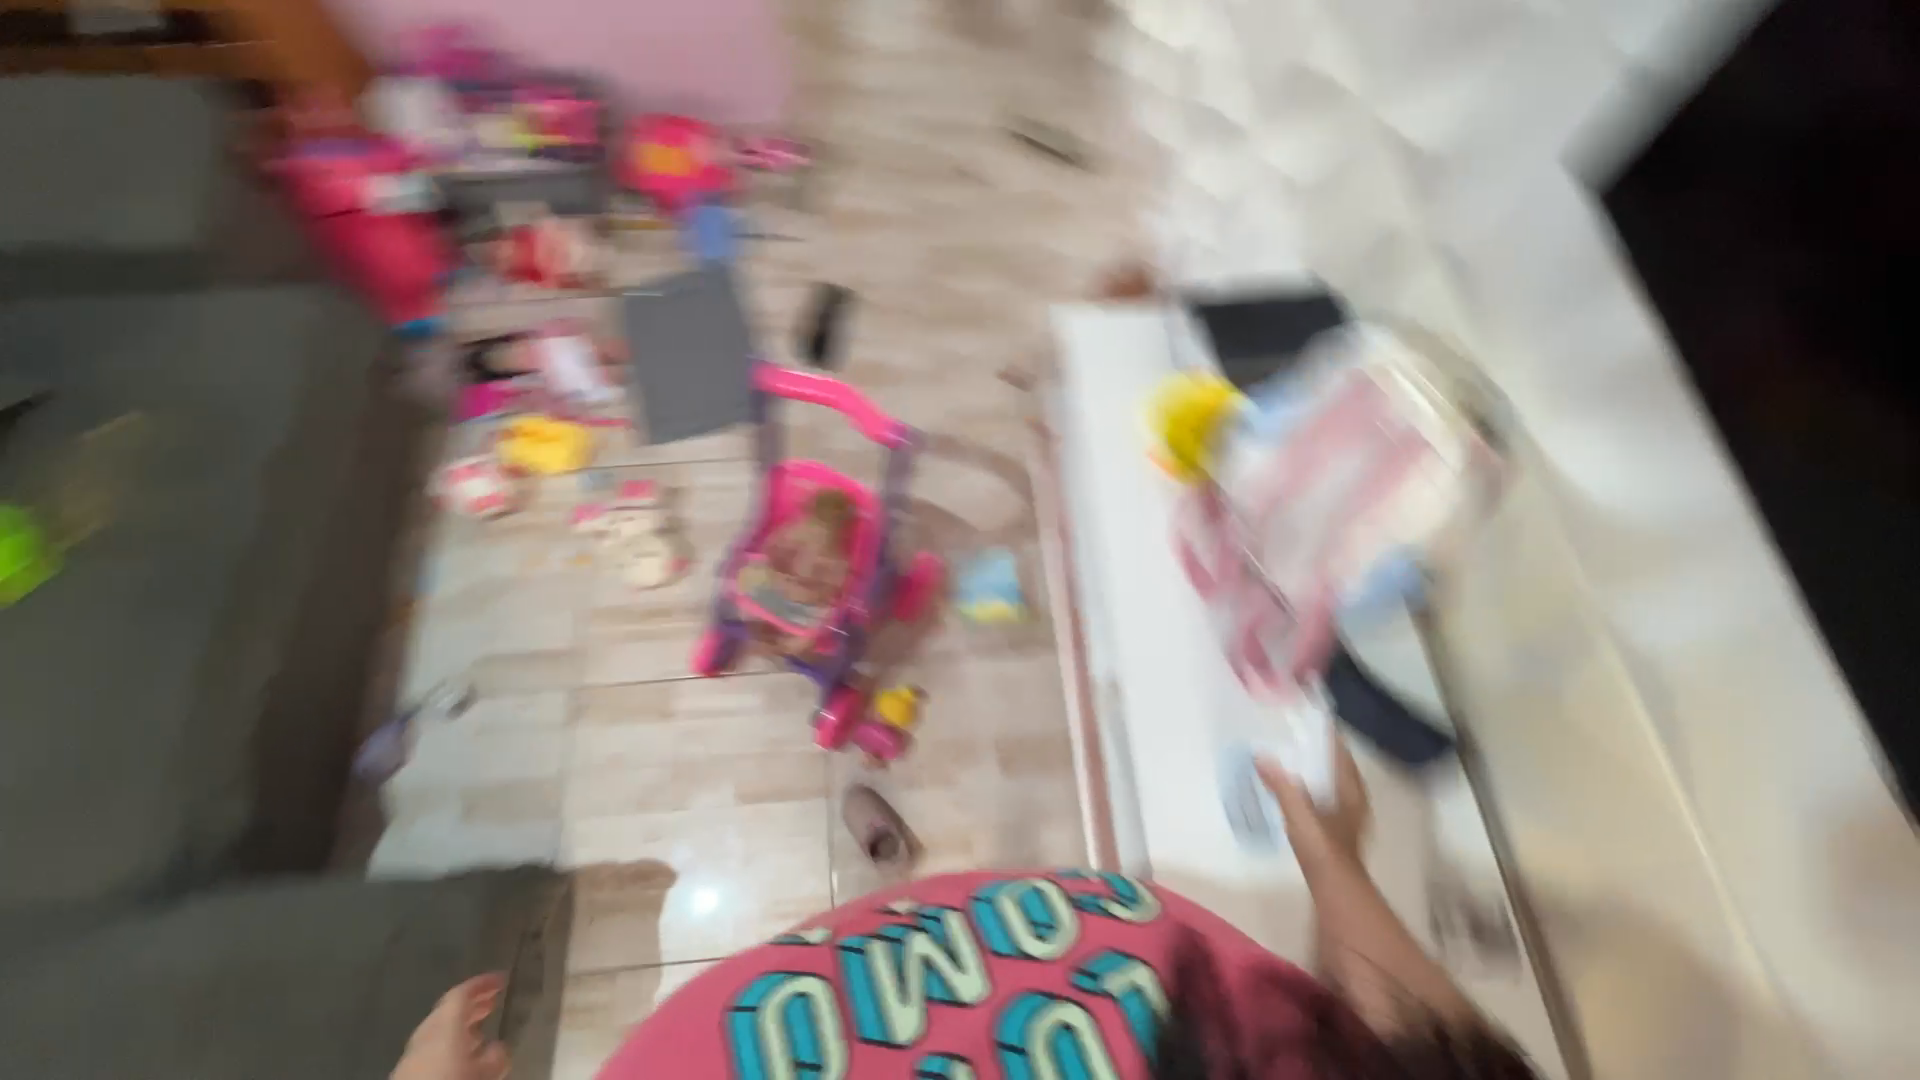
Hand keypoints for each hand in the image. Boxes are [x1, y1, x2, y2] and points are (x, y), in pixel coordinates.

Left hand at [391, 974, 510, 1079]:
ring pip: (437, 1032)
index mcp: (444, 1025)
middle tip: (493, 1002)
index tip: (501, 980)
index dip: (482, 984)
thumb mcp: (484, 1072)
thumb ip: (494, 1055)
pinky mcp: (405, 1074)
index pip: (461, 993)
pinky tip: (460, 1059)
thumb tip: (497, 1046)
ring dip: (460, 1027)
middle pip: (447, 1011)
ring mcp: (411, 1055)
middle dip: (472, 1004)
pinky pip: (429, 1050)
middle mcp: (425, 1034)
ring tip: (481, 1032)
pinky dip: (447, 1046)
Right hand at [1257, 739, 1369, 875]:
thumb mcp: (1299, 813)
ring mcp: (1346, 814)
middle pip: (1336, 765)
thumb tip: (1261, 756)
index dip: (1327, 734)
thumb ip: (1280, 785)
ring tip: (1288, 756)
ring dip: (1312, 769)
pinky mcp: (1335, 827)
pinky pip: (1322, 795)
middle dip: (1317, 750)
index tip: (1307, 717)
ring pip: (1330, 782)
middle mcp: (1353, 799)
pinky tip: (1292, 788)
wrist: (1334, 887)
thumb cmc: (1322, 847)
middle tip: (1292, 733)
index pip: (1340, 752)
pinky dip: (1309, 786)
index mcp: (1351, 790)